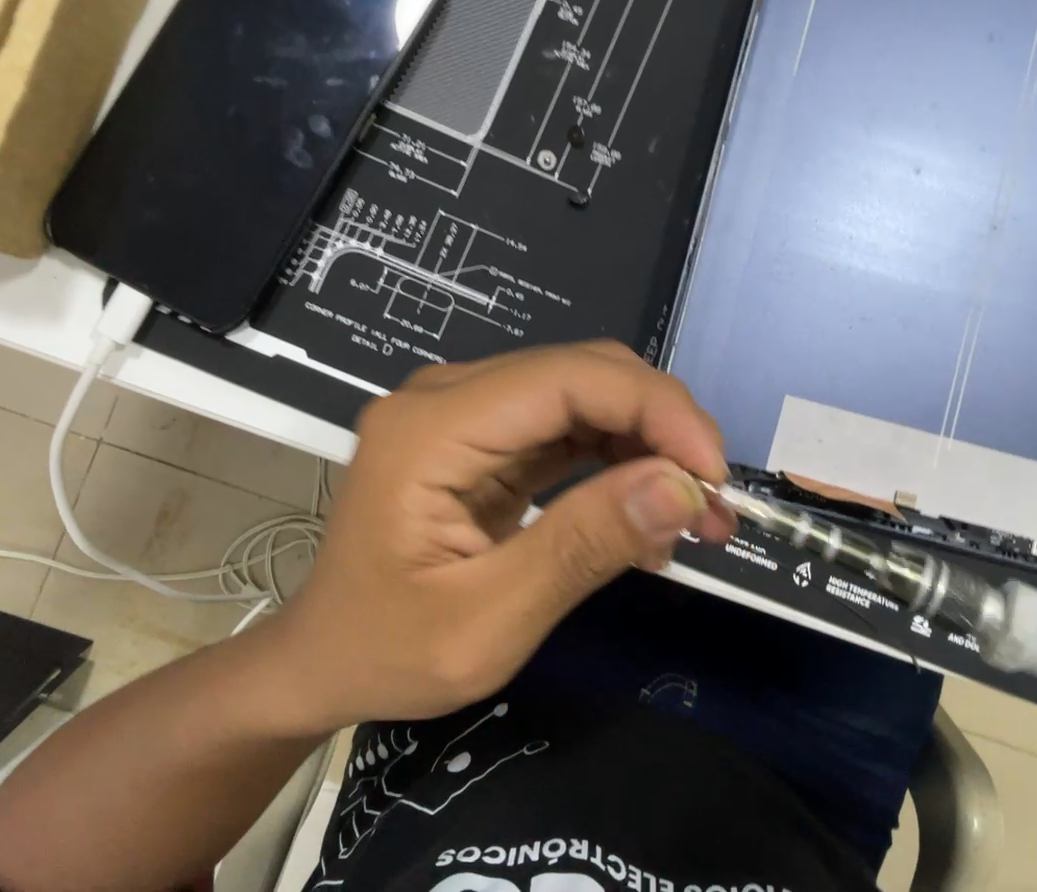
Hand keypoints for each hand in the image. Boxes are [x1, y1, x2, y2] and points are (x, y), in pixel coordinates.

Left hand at [258, 341, 734, 733]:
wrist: (323, 661)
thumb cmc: (387, 652)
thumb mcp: (488, 621)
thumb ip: (583, 546)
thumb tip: (682, 488)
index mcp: (432, 428)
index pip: (569, 378)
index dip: (656, 411)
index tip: (714, 477)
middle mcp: (447, 398)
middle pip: (582, 374)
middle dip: (661, 429)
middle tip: (711, 508)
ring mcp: (463, 414)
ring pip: (584, 397)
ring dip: (648, 447)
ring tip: (692, 519)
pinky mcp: (482, 439)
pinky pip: (566, 428)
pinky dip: (617, 463)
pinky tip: (644, 517)